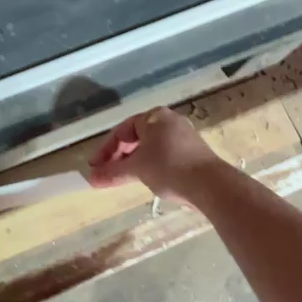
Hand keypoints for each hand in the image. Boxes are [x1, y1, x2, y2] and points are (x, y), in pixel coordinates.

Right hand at [89, 107, 238, 201]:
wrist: (210, 185)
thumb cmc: (169, 167)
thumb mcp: (136, 169)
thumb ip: (112, 172)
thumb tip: (90, 178)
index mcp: (154, 116)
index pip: (122, 131)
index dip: (105, 150)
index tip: (94, 167)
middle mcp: (169, 121)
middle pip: (136, 138)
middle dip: (118, 157)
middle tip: (106, 174)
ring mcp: (183, 136)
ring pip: (150, 148)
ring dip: (133, 162)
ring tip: (122, 178)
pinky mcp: (193, 152)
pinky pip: (164, 155)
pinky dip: (150, 165)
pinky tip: (147, 179)